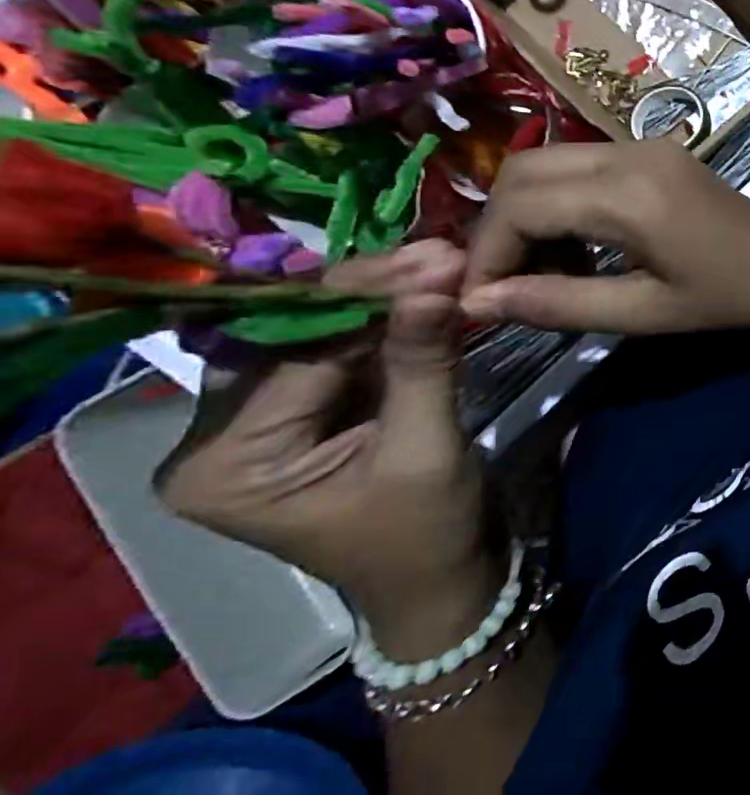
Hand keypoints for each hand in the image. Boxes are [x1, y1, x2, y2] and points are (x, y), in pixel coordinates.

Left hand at [157, 241, 496, 654]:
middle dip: (373, 292)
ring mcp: (261, 424)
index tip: (435, 258)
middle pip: (296, 336)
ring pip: (320, 337)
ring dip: (384, 300)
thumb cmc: (427, 533)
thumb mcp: (426, 449)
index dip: (367, 300)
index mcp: (224, 461)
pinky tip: (427, 294)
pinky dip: (389, 324)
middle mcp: (219, 436)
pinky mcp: (305, 417)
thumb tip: (437, 283)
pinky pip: (342, 354)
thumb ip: (422, 364)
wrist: (444, 580)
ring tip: (442, 264)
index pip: (296, 352)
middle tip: (442, 254)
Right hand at [459, 141, 749, 334]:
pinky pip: (583, 166)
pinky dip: (564, 202)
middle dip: (501, 228)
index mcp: (629, 194)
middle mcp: (630, 152)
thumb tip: (474, 302)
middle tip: (510, 285)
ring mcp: (645, 145)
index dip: (486, 253)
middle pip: (523, 171)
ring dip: (531, 214)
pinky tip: (582, 247)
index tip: (481, 300)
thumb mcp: (647, 313)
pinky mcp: (656, 151)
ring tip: (549, 272)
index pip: (519, 205)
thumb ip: (559, 304)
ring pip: (549, 164)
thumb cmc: (733, 297)